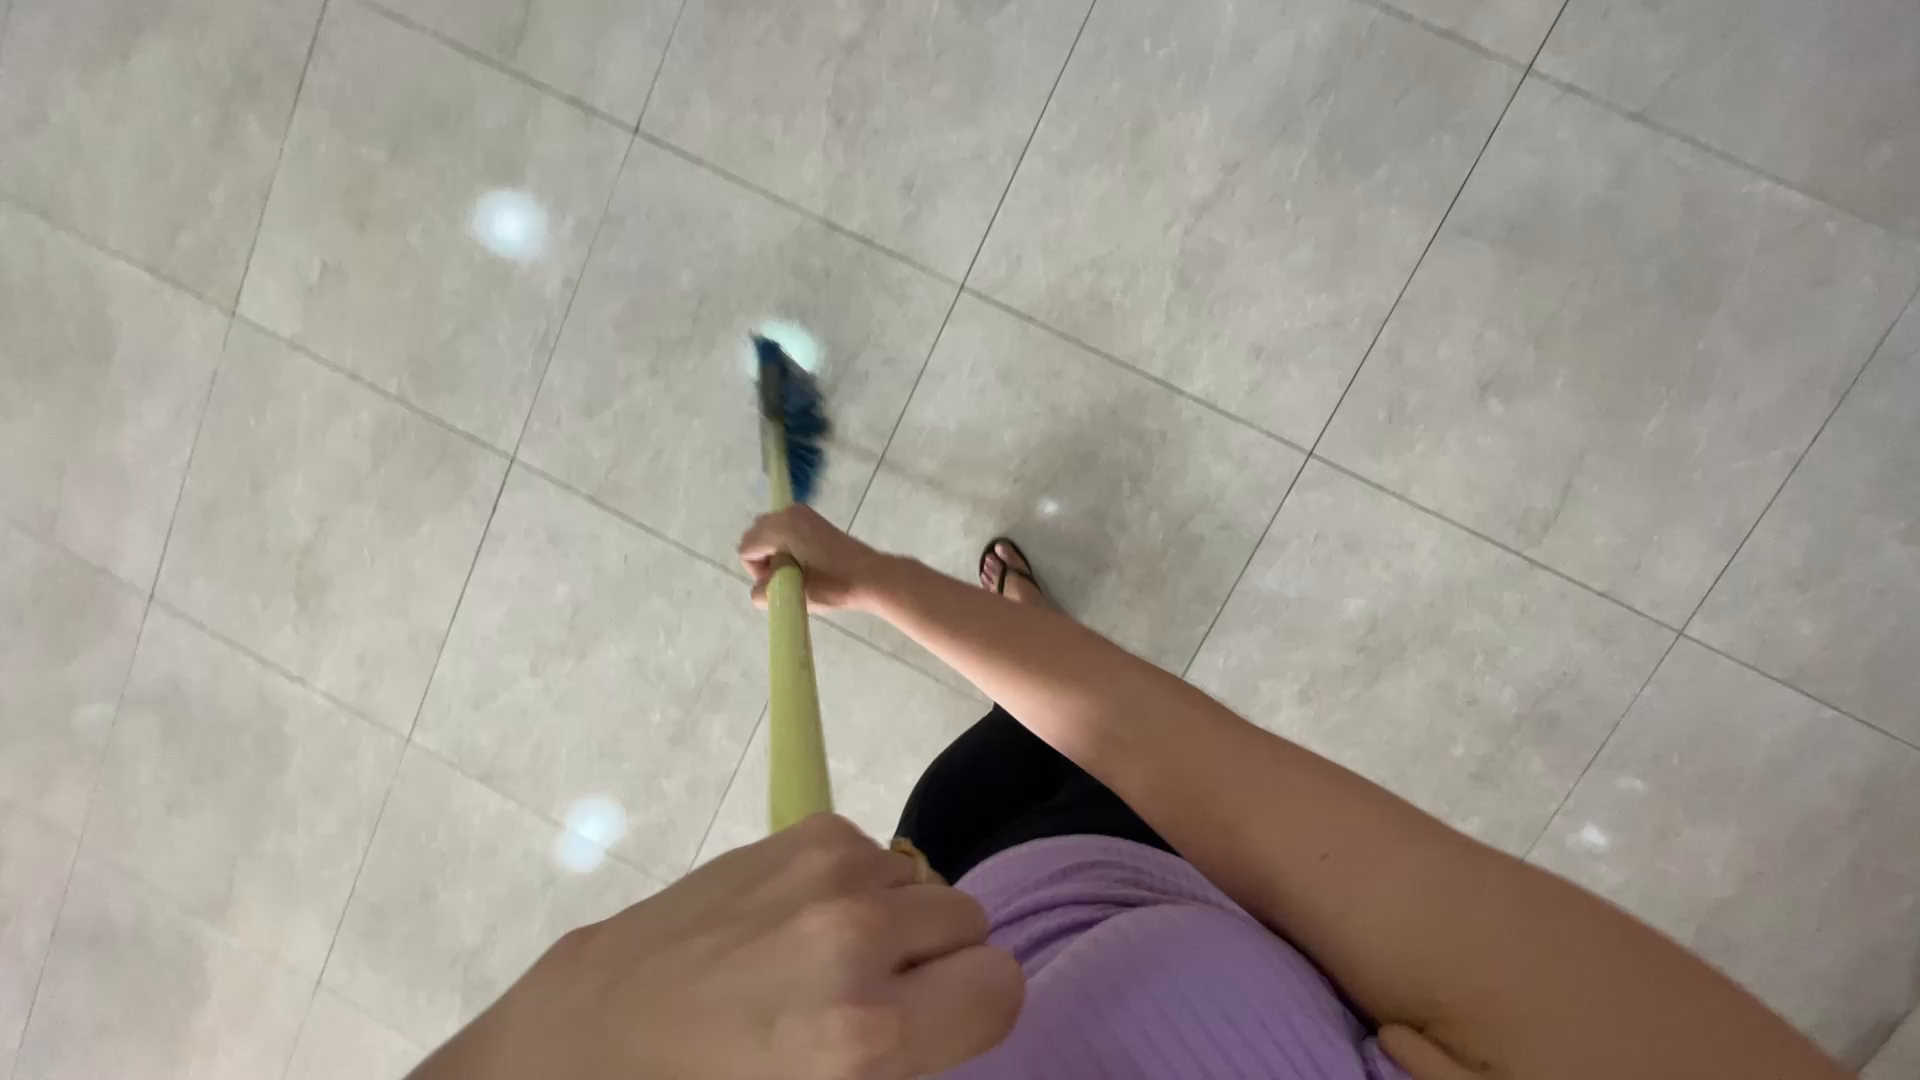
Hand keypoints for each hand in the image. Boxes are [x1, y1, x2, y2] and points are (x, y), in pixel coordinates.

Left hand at [411, 815, 1022, 1079]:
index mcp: (867, 1035)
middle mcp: (860, 934)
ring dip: (898, 921)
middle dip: (938, 961)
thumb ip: (908, 1057)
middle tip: (876, 995)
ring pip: (925, 884)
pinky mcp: (805, 830)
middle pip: (970, 921)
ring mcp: (831, 868)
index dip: (975, 1009)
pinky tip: (798, 920)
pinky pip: (878, 857)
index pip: (1001, 985)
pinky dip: (859, 888)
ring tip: (827, 958)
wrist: (588, 1040)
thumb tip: (960, 1004)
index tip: (936, 1022)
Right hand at [739, 505, 896, 611]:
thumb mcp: (792, 594)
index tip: (783, 582)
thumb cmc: (833, 586)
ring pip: (769, 534)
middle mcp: (789, 513)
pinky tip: (808, 561)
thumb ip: (763, 592)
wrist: (870, 577)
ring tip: (801, 570)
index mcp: (781, 527)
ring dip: (776, 553)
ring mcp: (802, 513)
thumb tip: (761, 586)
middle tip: (790, 577)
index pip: (746, 550)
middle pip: (754, 537)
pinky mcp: (813, 519)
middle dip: (765, 559)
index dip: (758, 571)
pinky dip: (787, 546)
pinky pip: (784, 531)